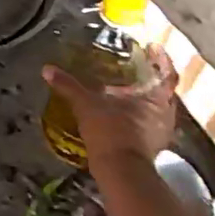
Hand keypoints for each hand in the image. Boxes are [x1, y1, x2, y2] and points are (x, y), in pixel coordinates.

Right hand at [43, 43, 178, 163]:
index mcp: (156, 98)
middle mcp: (166, 112)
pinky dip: (138, 114)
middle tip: (136, 68)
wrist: (121, 168)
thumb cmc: (110, 130)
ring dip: (145, 98)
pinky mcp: (153, 143)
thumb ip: (68, 85)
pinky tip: (123, 113)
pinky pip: (149, 121)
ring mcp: (162, 130)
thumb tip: (48, 69)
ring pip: (157, 107)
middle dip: (151, 79)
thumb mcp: (85, 104)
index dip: (161, 59)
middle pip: (163, 90)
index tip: (153, 47)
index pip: (166, 73)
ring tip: (127, 89)